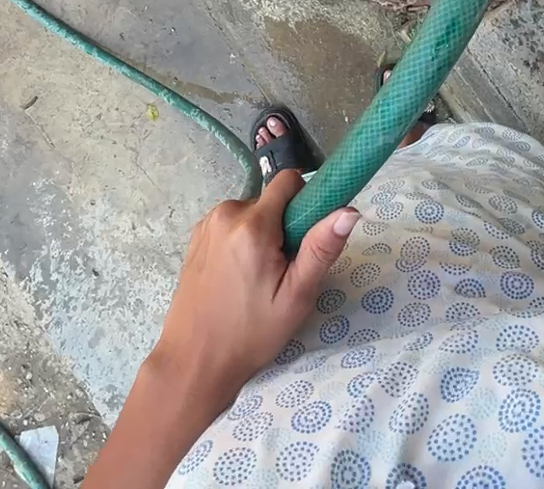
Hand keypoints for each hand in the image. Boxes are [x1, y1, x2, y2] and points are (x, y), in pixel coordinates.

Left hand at [147, 171, 358, 402]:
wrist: (194, 361)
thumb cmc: (250, 334)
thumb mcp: (295, 297)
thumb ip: (321, 249)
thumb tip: (349, 212)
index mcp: (253, 225)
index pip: (288, 181)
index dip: (305, 201)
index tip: (307, 236)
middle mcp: (227, 213)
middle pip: (271, 201)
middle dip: (283, 226)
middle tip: (282, 270)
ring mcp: (207, 223)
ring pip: (252, 212)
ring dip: (263, 234)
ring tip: (259, 277)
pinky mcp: (196, 235)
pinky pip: (232, 223)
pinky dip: (242, 240)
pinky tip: (238, 276)